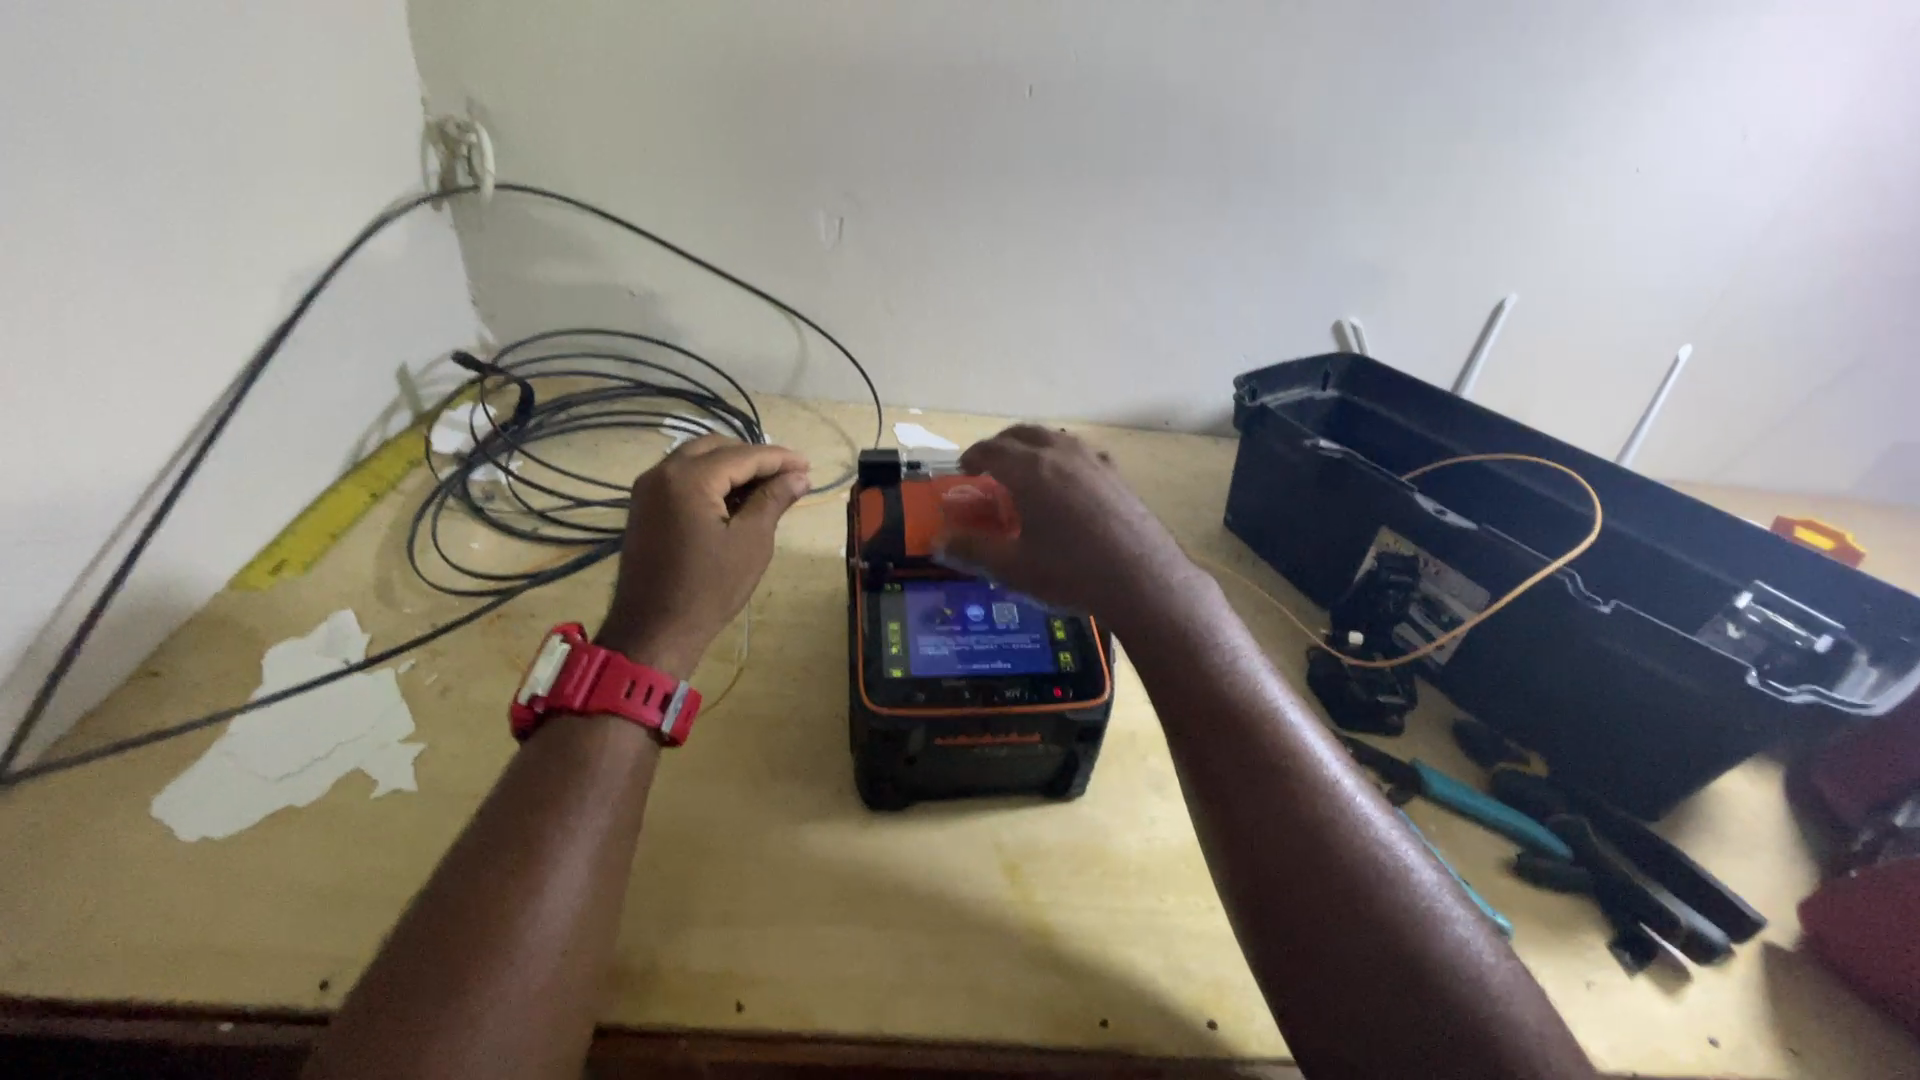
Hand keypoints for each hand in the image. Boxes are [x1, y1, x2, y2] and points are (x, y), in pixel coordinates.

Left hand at [595, 435, 810, 678]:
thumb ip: (774, 500)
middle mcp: (662, 472)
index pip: (743, 455)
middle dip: (753, 457)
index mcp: (688, 478)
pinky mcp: (644, 506)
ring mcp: (647, 489)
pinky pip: (681, 477)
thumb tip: (800, 476)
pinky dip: (709, 479)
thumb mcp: (751, 542)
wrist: (655, 629)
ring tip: (766, 487)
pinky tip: (734, 499)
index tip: (807, 466)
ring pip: (696, 459)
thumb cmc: (709, 588)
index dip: (779, 459)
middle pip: (716, 447)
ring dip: (731, 466)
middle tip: (788, 474)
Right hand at [940, 425, 1199, 631]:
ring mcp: (1093, 461)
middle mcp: (1060, 454)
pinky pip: (1080, 453)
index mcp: (1029, 470)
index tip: (964, 469)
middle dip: (1000, 445)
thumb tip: (939, 541)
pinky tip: (1067, 481)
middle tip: (989, 465)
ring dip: (1032, 446)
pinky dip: (1062, 457)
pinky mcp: (1116, 475)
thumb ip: (973, 550)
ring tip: (1026, 469)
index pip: (991, 450)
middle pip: (1022, 434)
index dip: (973, 457)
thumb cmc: (1071, 573)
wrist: (1142, 579)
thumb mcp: (1014, 567)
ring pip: (1054, 438)